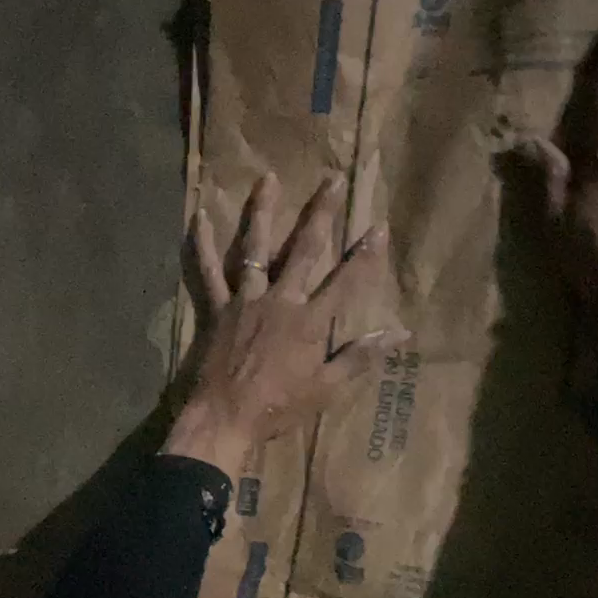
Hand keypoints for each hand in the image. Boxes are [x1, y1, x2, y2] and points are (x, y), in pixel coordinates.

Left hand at [163, 173, 408, 474]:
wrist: (225, 418)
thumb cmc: (278, 408)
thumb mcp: (326, 388)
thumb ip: (360, 356)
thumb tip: (400, 333)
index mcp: (310, 321)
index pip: (345, 281)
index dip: (365, 255)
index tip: (379, 226)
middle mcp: (281, 300)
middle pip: (304, 250)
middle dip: (321, 213)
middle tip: (331, 178)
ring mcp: (246, 300)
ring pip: (256, 248)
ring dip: (262, 211)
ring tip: (267, 178)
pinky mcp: (217, 309)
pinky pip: (208, 272)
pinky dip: (202, 245)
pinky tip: (198, 218)